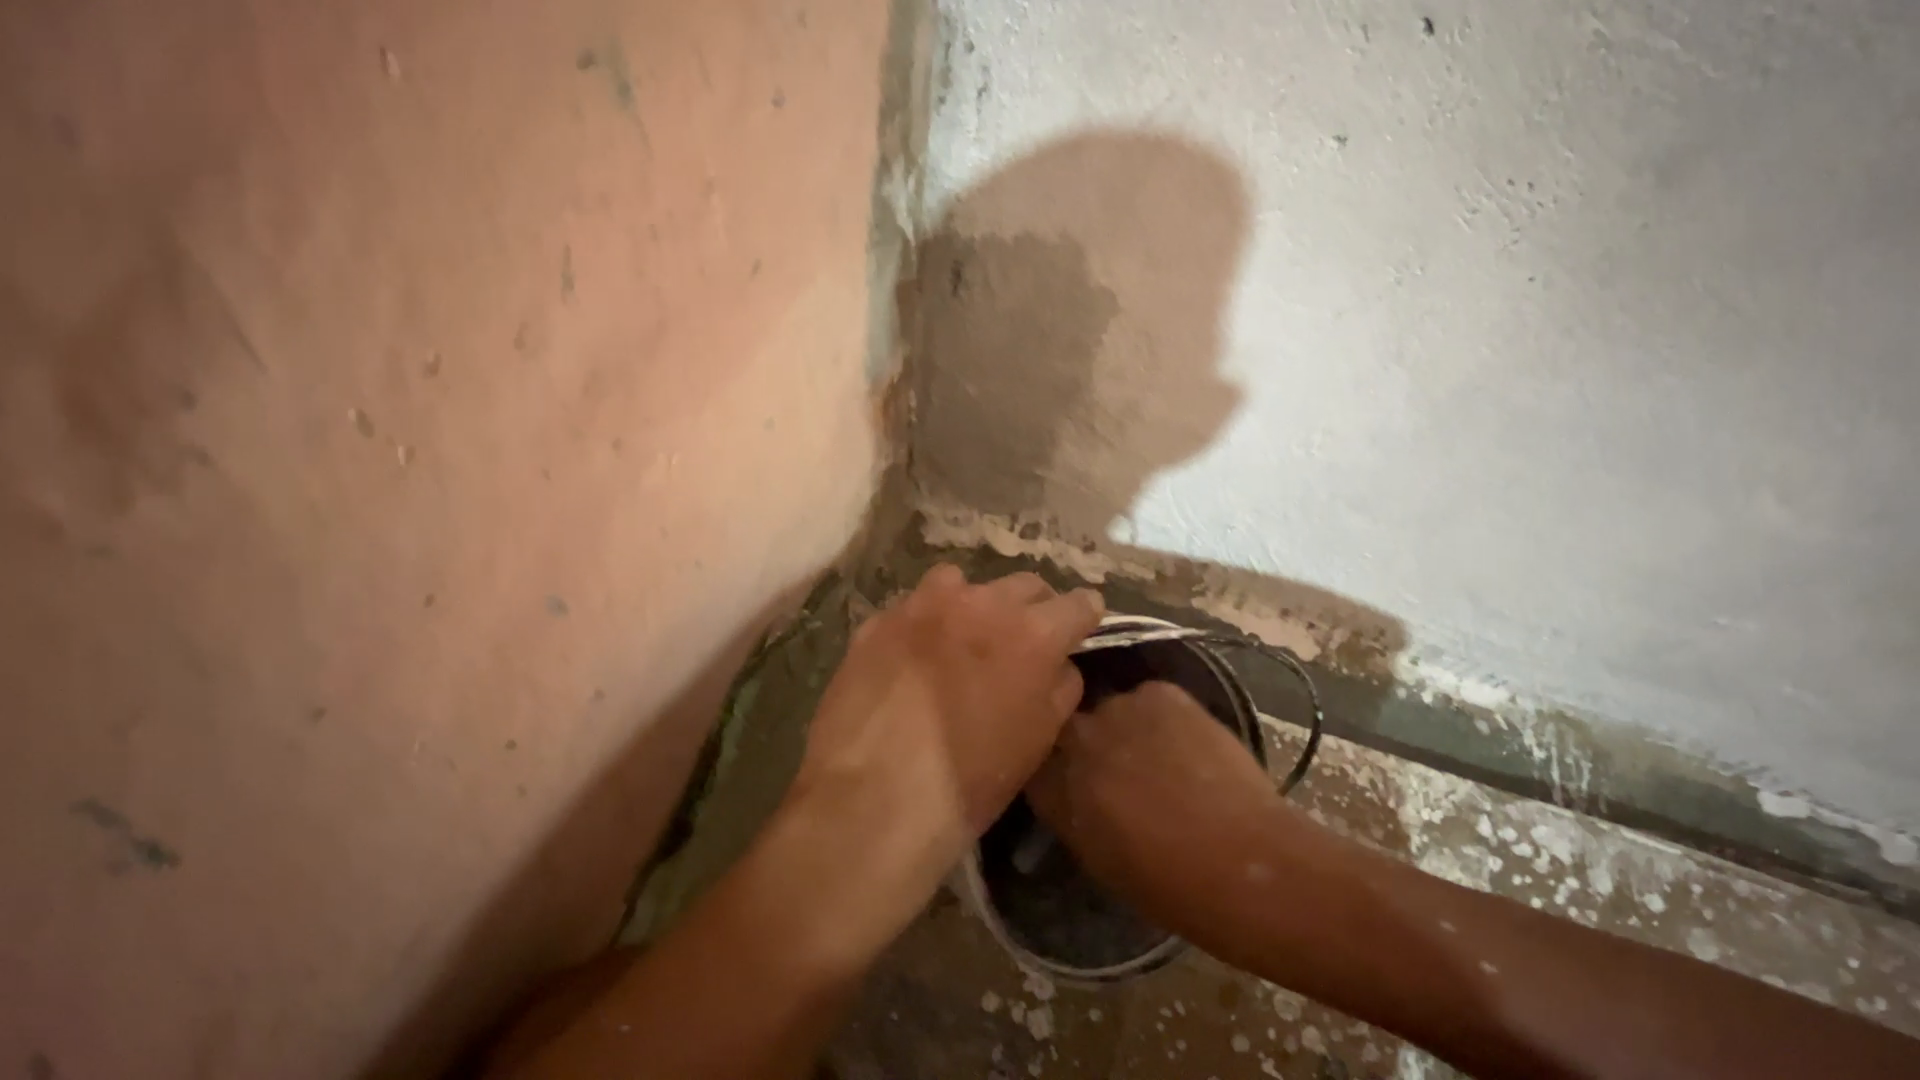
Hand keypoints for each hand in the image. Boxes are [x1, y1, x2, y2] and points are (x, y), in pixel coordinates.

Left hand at [778, 564, 1104, 942]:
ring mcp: (926, 603)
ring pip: (965, 583)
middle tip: (1022, 643)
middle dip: (1032, 609)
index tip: (1077, 634)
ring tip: (963, 640)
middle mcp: (983, 602)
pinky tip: (914, 654)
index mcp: (1033, 633)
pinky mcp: (881, 618)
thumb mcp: (1038, 740)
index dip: (1083, 620)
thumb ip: (1060, 687)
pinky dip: (925, 620)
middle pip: (1024, 585)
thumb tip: (1058, 663)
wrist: (874, 795)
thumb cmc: (970, 779)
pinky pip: (915, 604)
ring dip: (975, 605)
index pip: (1079, 603)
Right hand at [1025, 682, 1289, 925]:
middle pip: (1069, 725)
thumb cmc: (1166, 883)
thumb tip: (1076, 790)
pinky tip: (1188, 744)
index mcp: (1049, 787)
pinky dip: (1163, 717)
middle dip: (1085, 741)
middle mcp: (1073, 739)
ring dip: (1125, 727)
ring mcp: (1115, 709)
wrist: (1240, 861)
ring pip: (1111, 709)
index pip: (1034, 759)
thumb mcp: (1095, 855)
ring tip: (1157, 755)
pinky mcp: (1160, 693)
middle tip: (1115, 766)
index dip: (1054, 766)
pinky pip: (1151, 698)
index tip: (1071, 779)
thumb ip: (1072, 810)